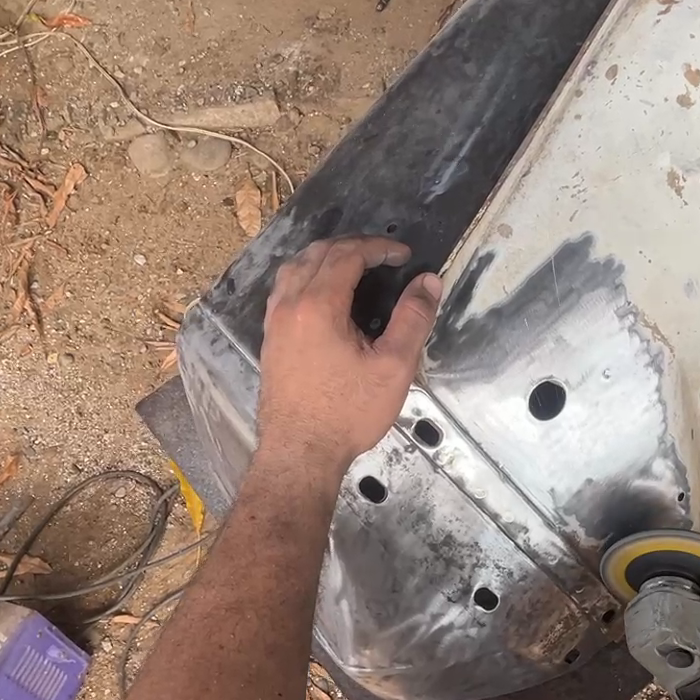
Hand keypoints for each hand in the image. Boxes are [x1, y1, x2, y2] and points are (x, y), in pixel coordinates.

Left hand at [255, 236, 441, 475]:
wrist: (300, 453)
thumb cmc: (348, 413)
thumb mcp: (393, 367)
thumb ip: (413, 319)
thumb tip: (428, 282)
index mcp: (318, 305)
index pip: (347, 255)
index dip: (378, 248)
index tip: (403, 255)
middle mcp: (289, 305)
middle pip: (317, 254)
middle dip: (353, 247)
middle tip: (383, 256)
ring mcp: (275, 323)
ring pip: (295, 269)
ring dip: (325, 258)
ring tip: (354, 268)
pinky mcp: (271, 341)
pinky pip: (285, 291)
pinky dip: (307, 278)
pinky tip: (324, 297)